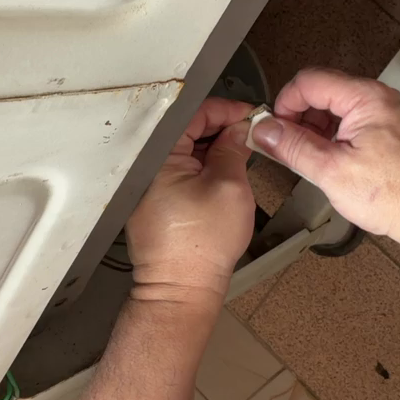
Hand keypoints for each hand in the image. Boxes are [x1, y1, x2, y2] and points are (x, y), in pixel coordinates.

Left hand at [125, 97, 256, 304]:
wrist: (182, 288)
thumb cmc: (201, 245)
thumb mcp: (230, 185)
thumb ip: (235, 148)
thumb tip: (241, 129)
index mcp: (159, 155)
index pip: (195, 113)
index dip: (228, 111)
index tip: (251, 116)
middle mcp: (147, 166)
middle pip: (189, 131)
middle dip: (223, 130)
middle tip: (252, 138)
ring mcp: (148, 185)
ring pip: (187, 152)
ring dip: (215, 151)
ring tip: (242, 159)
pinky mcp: (154, 202)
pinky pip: (181, 172)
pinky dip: (203, 169)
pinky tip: (224, 177)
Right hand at [248, 68, 399, 247]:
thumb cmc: (397, 196)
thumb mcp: (331, 171)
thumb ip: (293, 147)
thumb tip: (264, 130)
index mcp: (365, 98)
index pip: (309, 81)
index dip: (285, 103)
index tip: (273, 128)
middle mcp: (379, 98)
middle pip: (323, 92)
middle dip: (299, 118)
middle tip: (287, 147)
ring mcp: (388, 113)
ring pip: (338, 109)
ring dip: (317, 130)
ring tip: (311, 161)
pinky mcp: (392, 130)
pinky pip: (354, 123)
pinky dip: (336, 138)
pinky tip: (332, 163)